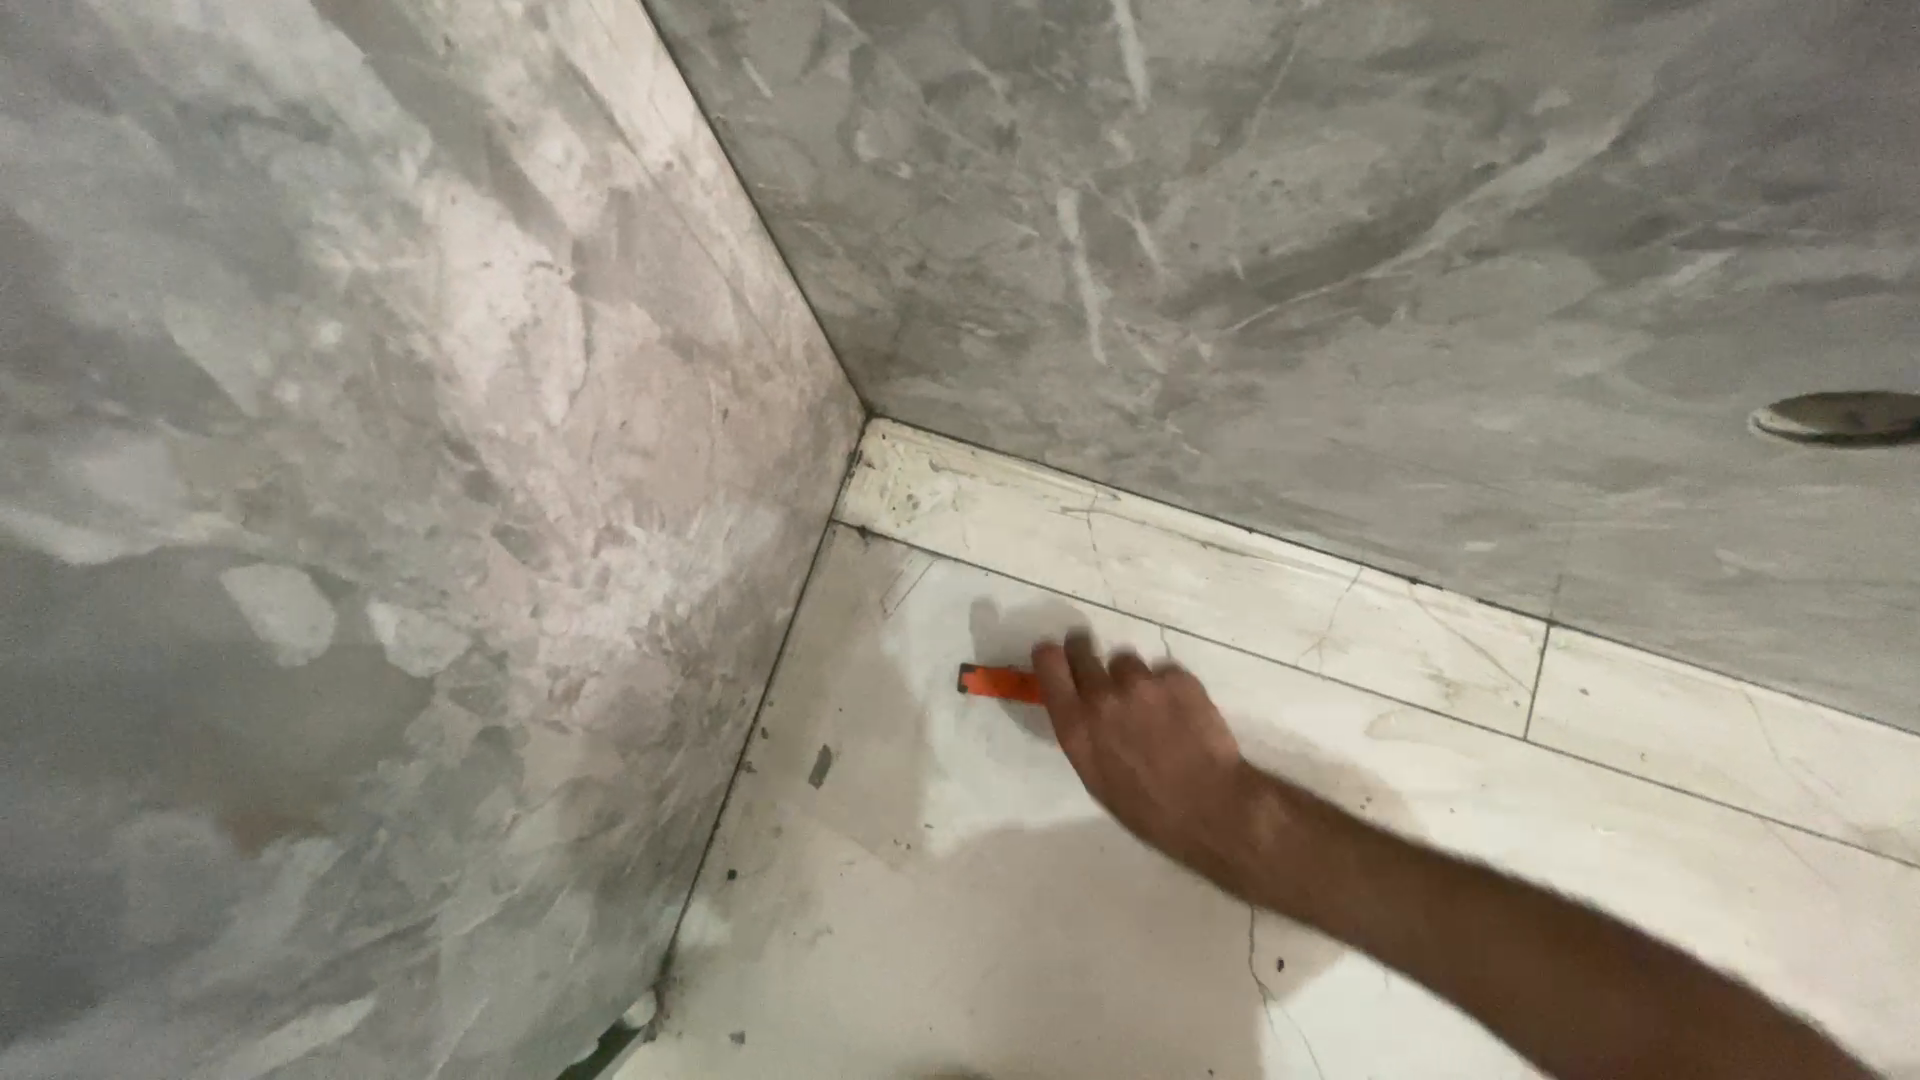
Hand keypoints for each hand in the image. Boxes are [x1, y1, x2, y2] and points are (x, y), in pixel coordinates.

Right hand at [1032, 630, 1258, 884]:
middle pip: (1082, 649)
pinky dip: (1169, 688)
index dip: (1051, 656)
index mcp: (1076, 726)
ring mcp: (1141, 682)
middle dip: (1085, 653)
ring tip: (1153, 707)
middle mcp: (1102, 696)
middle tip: (1102, 672)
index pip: (1048, 664)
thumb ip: (1083, 735)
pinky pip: (1164, 672)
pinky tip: (1182, 714)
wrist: (1211, 807)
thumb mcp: (1097, 778)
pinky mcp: (1177, 677)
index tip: (1058, 655)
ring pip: (1126, 662)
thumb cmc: (1148, 810)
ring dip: (1132, 678)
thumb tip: (1083, 712)